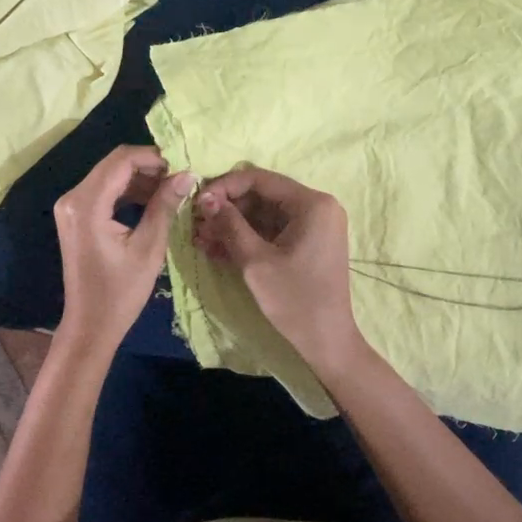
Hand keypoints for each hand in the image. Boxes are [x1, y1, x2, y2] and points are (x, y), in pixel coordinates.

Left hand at [55, 146, 194, 347]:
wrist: (90, 324)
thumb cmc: (121, 292)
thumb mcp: (149, 247)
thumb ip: (165, 205)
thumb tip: (187, 174)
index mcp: (86, 204)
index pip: (121, 161)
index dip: (153, 157)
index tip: (182, 167)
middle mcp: (72, 198)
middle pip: (113, 164)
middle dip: (148, 166)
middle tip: (179, 177)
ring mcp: (70, 206)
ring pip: (109, 175)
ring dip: (139, 178)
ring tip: (171, 190)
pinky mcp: (74, 215)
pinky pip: (103, 191)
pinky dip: (126, 191)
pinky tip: (151, 200)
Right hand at [194, 167, 367, 373]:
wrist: (325, 342)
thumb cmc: (293, 300)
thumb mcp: (255, 261)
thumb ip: (229, 224)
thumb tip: (205, 198)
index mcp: (312, 204)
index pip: (260, 179)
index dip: (225, 187)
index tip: (198, 202)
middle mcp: (316, 207)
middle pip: (261, 196)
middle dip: (227, 209)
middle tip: (196, 224)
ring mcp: (313, 226)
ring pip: (263, 215)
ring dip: (232, 225)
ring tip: (200, 240)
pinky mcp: (306, 243)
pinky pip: (271, 231)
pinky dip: (246, 238)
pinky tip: (216, 249)